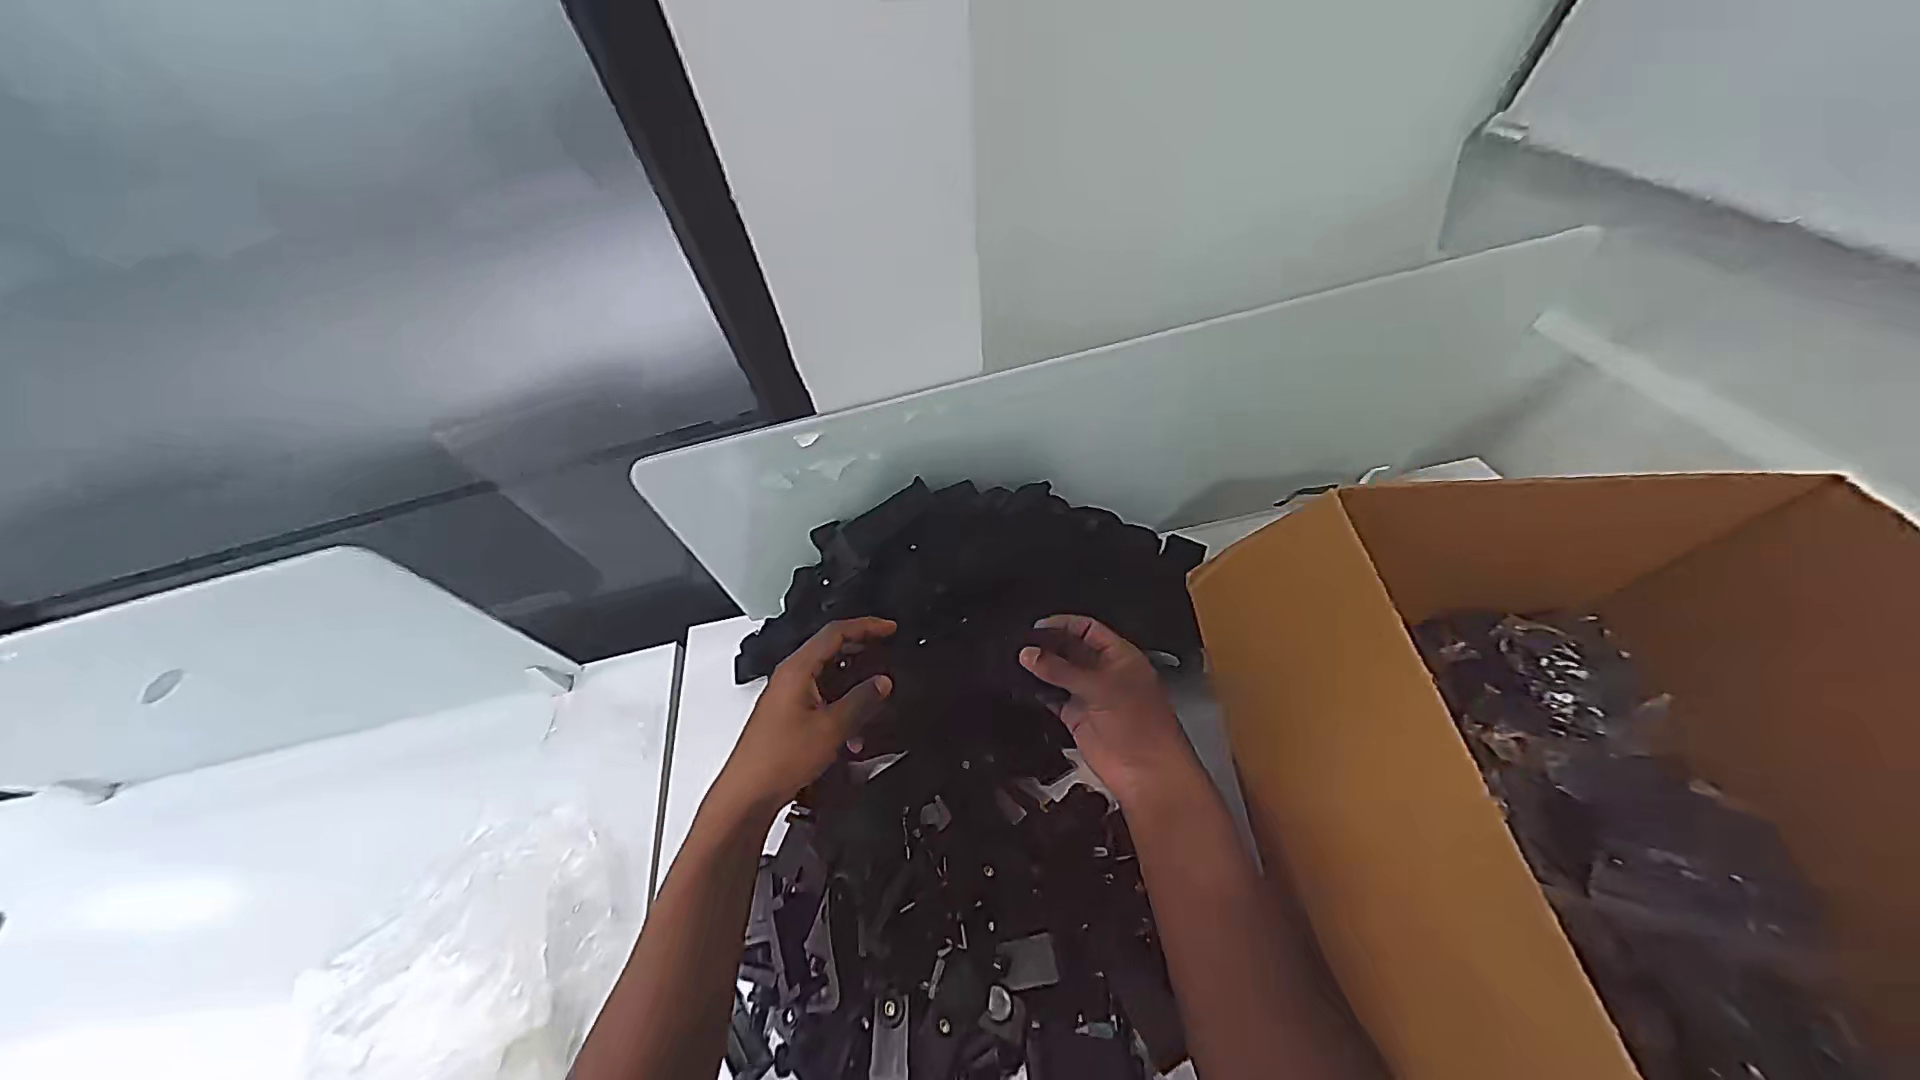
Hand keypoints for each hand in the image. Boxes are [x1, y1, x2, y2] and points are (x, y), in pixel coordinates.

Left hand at [713, 617, 896, 817]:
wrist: (749, 793)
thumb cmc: (776, 760)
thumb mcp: (831, 728)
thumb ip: (862, 700)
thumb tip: (882, 683)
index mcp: (796, 669)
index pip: (836, 631)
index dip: (867, 626)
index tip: (888, 628)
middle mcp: (789, 677)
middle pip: (830, 648)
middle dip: (862, 647)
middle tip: (885, 647)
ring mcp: (788, 694)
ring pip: (827, 673)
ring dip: (853, 678)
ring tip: (876, 687)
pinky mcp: (789, 712)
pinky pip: (821, 693)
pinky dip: (842, 700)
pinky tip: (855, 722)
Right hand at [1019, 615, 1203, 806]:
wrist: (1147, 773)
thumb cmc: (1145, 728)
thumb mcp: (1101, 687)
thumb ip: (1062, 669)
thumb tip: (1031, 654)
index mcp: (1121, 657)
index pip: (1088, 628)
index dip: (1064, 624)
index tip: (1039, 626)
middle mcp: (1106, 674)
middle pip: (1071, 650)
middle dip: (1049, 646)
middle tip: (1025, 645)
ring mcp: (1092, 697)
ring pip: (1061, 675)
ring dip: (1043, 670)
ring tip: (1022, 664)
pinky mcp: (1079, 719)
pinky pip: (1054, 700)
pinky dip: (1041, 695)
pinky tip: (1028, 689)